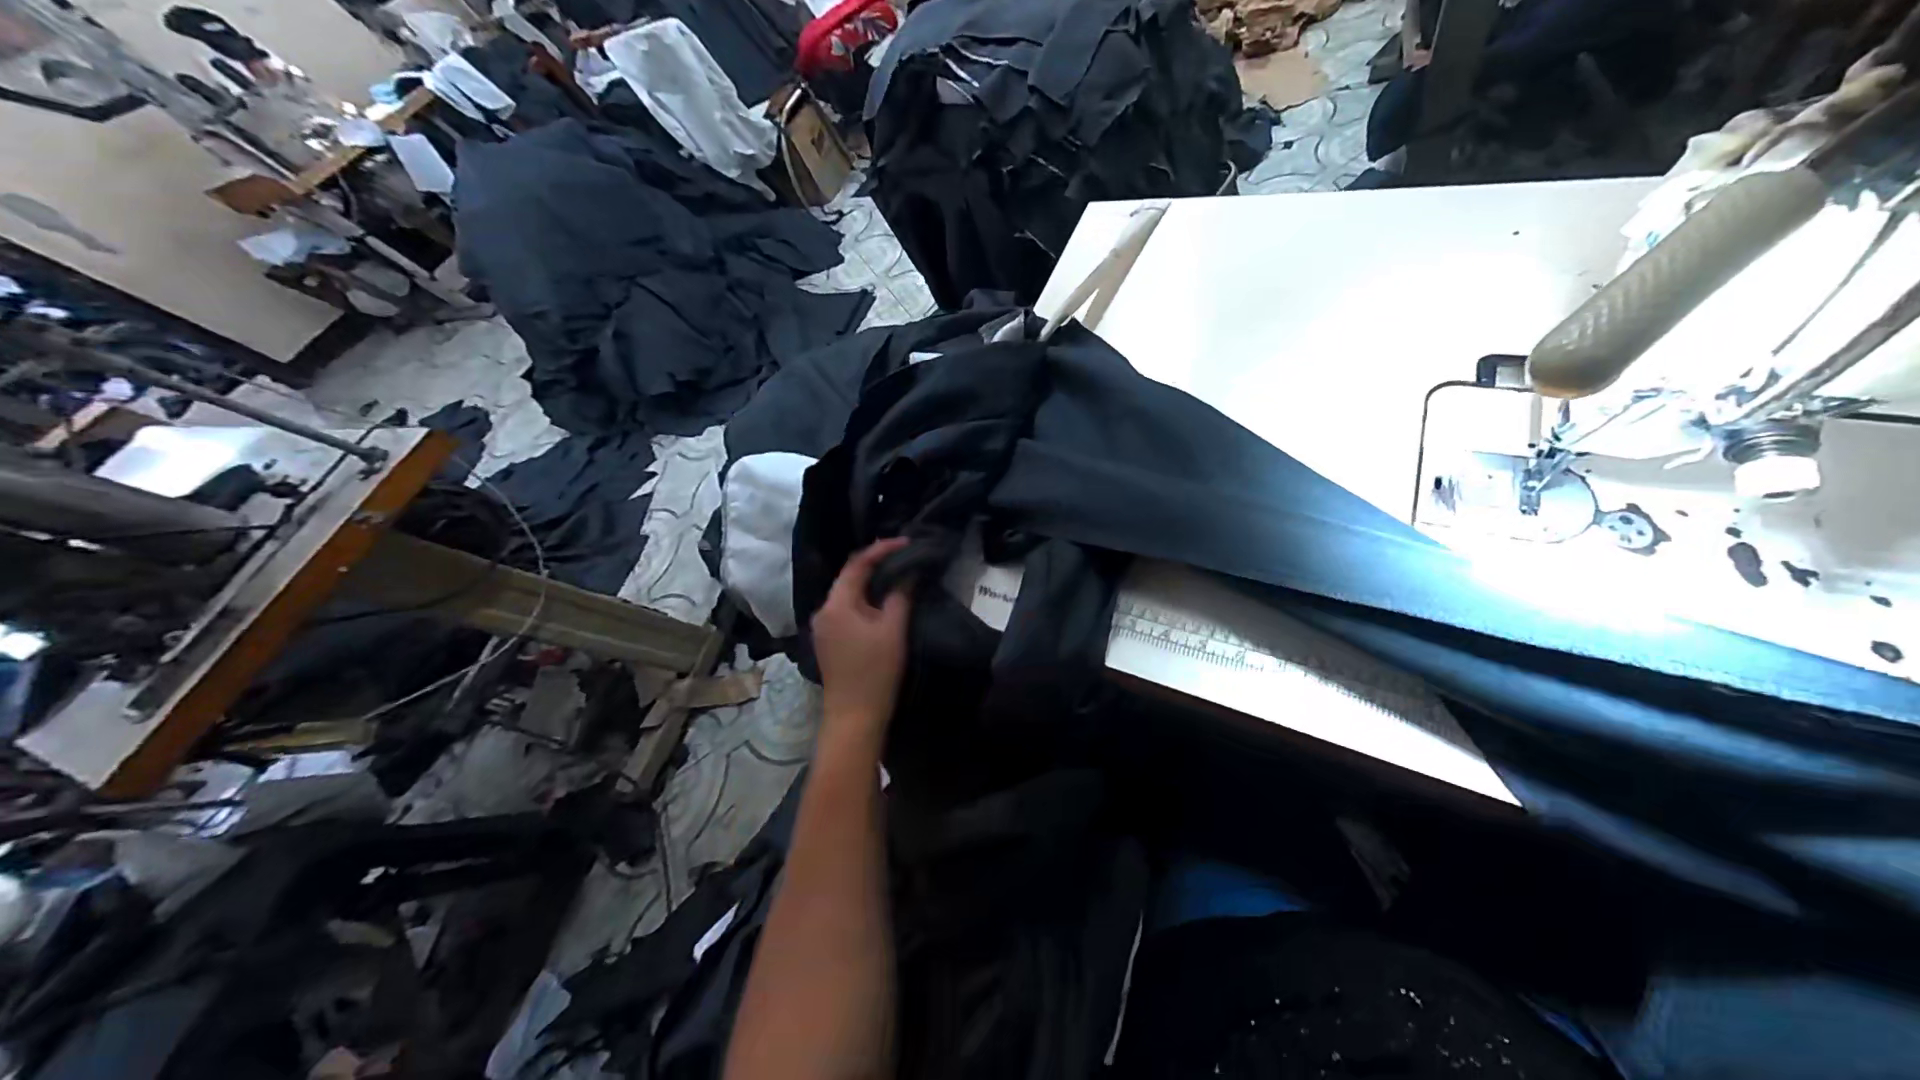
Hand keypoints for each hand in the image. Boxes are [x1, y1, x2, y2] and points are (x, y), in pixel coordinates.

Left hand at [812, 538, 913, 739]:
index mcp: (836, 604)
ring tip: (899, 575)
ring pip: (849, 594)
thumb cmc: (876, 672)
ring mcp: (824, 627)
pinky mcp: (829, 641)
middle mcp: (824, 611)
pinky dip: (865, 601)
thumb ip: (900, 595)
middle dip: (877, 564)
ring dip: (871, 583)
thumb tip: (909, 571)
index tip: (907, 543)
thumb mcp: (893, 630)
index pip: (858, 564)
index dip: (882, 549)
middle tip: (905, 557)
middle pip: (850, 577)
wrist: (854, 717)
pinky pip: (847, 610)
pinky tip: (884, 602)